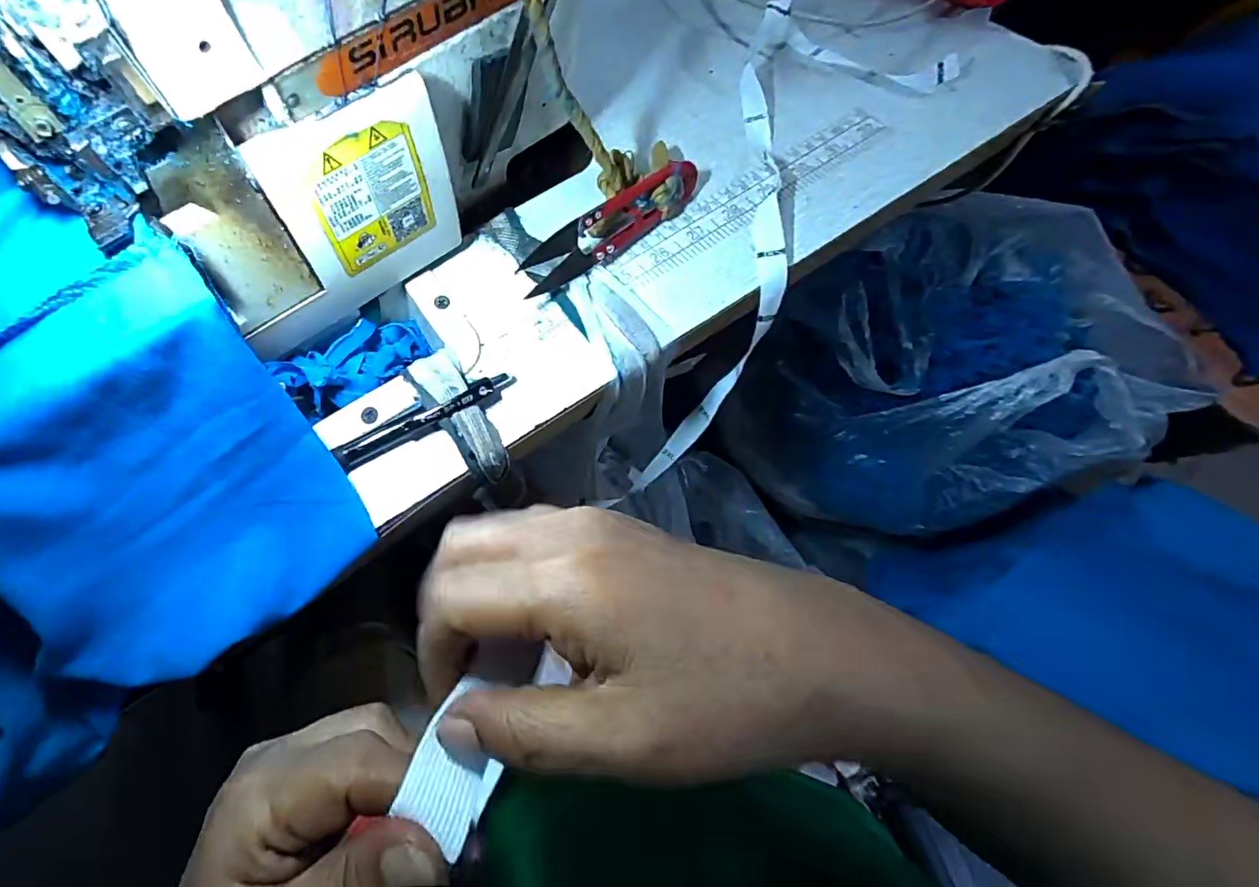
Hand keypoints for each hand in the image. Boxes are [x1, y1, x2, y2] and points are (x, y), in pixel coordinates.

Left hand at [182, 704, 448, 886]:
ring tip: (430, 831)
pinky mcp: (296, 777)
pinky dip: (386, 784)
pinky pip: (353, 758)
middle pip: (366, 727)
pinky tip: (399, 824)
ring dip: (405, 775)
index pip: (358, 755)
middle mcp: (275, 752)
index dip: (418, 785)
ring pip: (366, 733)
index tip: (463, 835)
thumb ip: (351, 880)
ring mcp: (284, 759)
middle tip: (451, 835)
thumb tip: (429, 846)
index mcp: (263, 783)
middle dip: (416, 771)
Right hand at [417, 506, 923, 783]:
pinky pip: (522, 531)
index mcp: (562, 578)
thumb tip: (451, 728)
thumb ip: (524, 732)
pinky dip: (502, 571)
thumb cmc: (728, 703)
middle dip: (439, 611)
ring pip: (484, 532)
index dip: (433, 654)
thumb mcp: (626, 743)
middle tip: (466, 671)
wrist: (825, 650)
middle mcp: (561, 529)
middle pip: (454, 549)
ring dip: (470, 587)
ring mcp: (583, 515)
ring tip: (499, 648)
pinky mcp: (604, 520)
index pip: (450, 597)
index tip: (456, 707)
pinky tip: (539, 618)